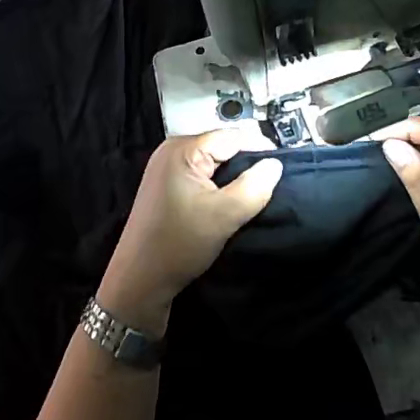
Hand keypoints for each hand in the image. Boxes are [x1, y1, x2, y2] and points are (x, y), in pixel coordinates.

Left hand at [100, 128, 282, 333]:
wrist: (139, 282)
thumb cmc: (178, 245)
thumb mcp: (225, 216)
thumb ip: (255, 186)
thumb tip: (275, 164)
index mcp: (182, 149)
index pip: (234, 137)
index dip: (260, 152)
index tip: (280, 173)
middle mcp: (171, 150)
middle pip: (224, 148)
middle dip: (246, 167)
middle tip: (265, 191)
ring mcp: (166, 167)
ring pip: (215, 164)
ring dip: (233, 180)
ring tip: (248, 200)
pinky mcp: (166, 185)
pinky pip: (202, 176)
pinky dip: (218, 188)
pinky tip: (226, 207)